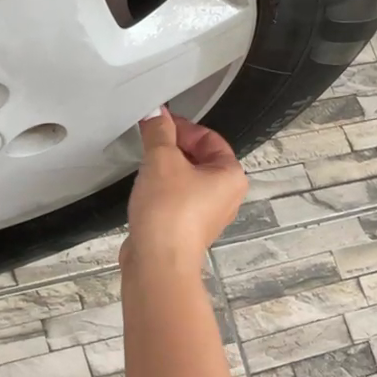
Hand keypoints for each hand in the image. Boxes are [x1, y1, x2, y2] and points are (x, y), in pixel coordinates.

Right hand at [124, 106, 247, 269]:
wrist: (158, 263)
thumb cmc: (169, 213)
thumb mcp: (161, 159)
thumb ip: (159, 132)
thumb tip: (155, 114)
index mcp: (231, 176)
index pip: (209, 137)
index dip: (181, 127)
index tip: (158, 123)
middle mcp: (225, 197)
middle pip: (198, 158)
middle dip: (171, 149)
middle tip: (148, 144)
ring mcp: (206, 216)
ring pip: (185, 180)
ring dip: (164, 171)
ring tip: (144, 169)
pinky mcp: (186, 230)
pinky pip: (175, 201)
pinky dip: (160, 193)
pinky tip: (144, 193)